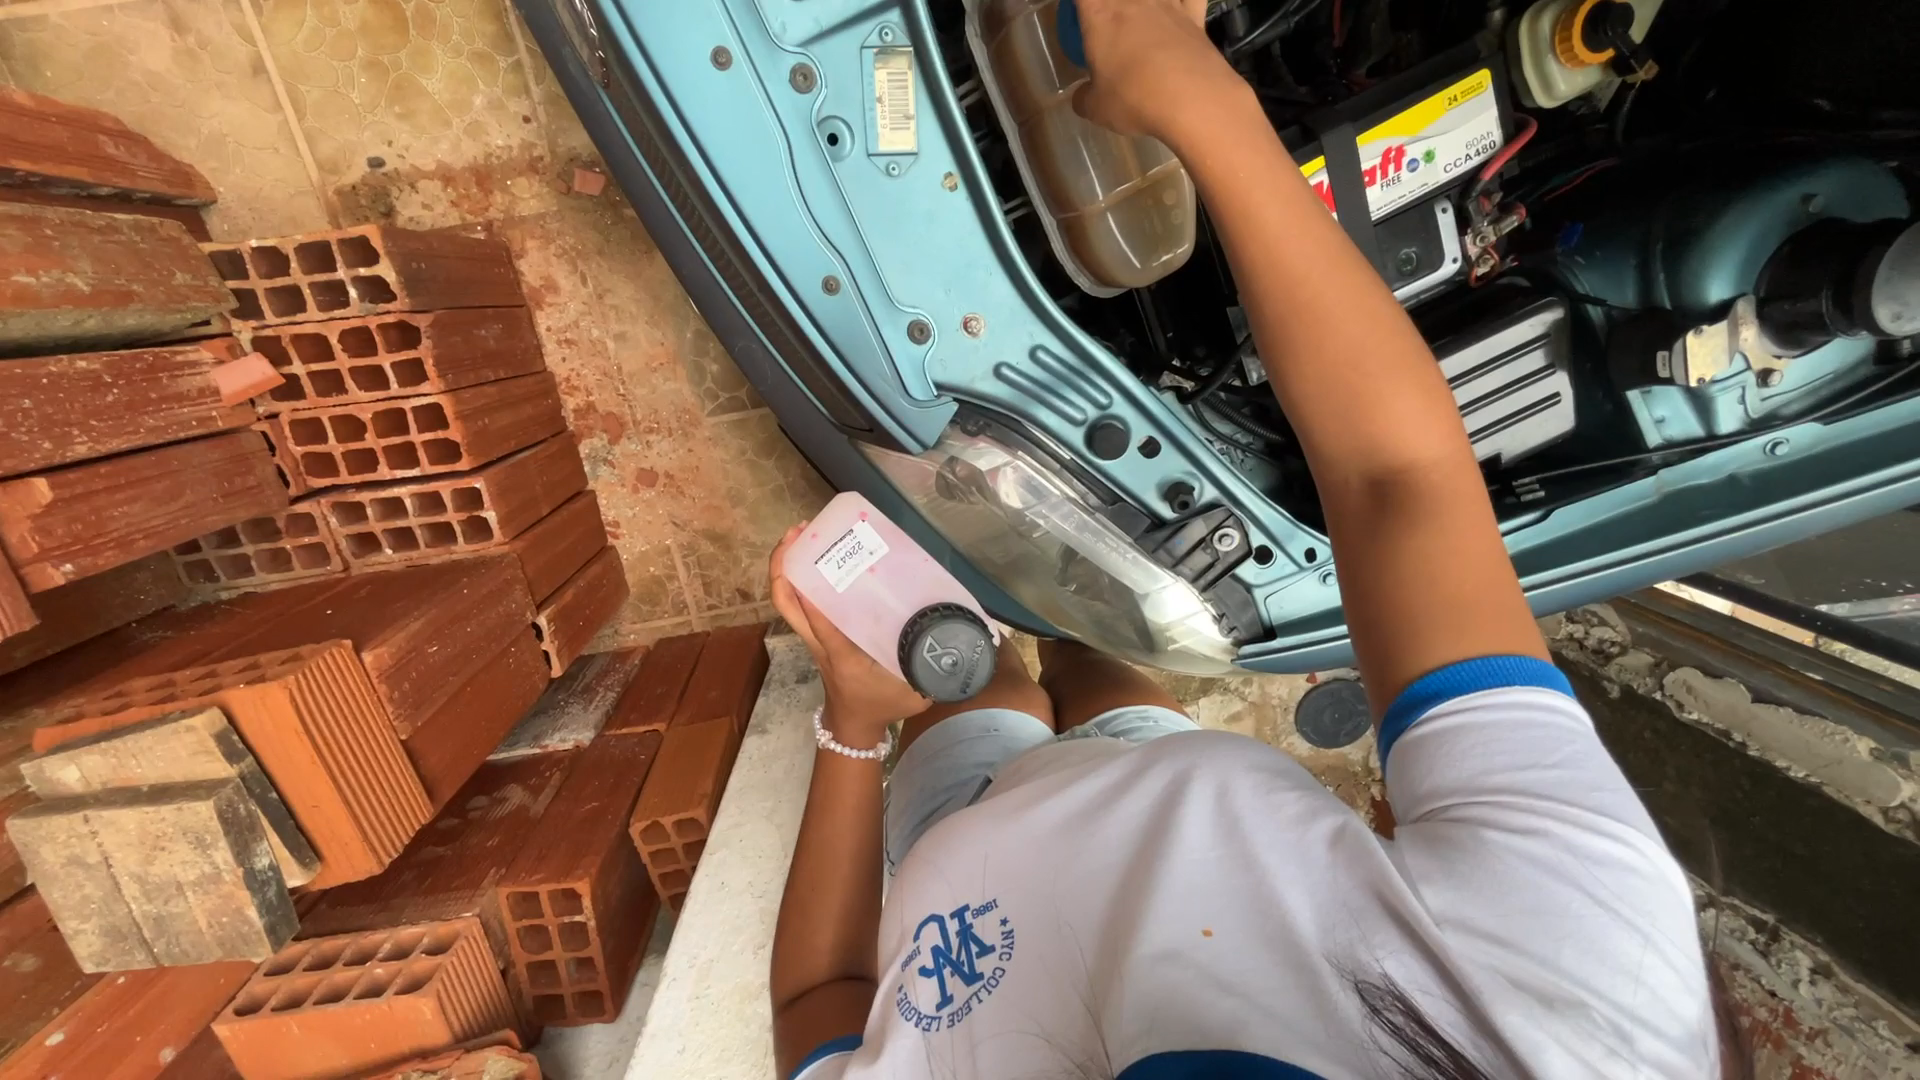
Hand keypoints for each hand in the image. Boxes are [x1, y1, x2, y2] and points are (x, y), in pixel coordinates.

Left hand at [769, 525, 929, 746]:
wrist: (852, 727)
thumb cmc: (881, 706)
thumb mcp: (914, 692)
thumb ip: (934, 667)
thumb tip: (961, 638)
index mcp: (842, 655)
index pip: (821, 623)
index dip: (811, 593)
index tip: (815, 558)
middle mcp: (820, 642)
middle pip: (786, 601)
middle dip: (784, 563)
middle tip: (800, 530)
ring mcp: (812, 637)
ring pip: (786, 600)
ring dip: (786, 566)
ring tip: (801, 532)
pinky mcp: (815, 634)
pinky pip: (798, 603)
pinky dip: (798, 577)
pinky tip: (818, 555)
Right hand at [1070, 0, 1245, 142]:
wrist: (1189, 98)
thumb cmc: (1133, 99)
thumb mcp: (1097, 109)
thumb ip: (1084, 98)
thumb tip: (1081, 96)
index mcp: (1100, 16)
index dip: (1080, 4)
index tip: (1078, 12)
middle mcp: (1133, 0)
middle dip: (1109, 6)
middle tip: (1108, 19)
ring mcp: (1167, 2)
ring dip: (1146, 6)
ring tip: (1139, 21)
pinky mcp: (1194, 14)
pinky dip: (1182, 1)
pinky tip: (1177, 6)